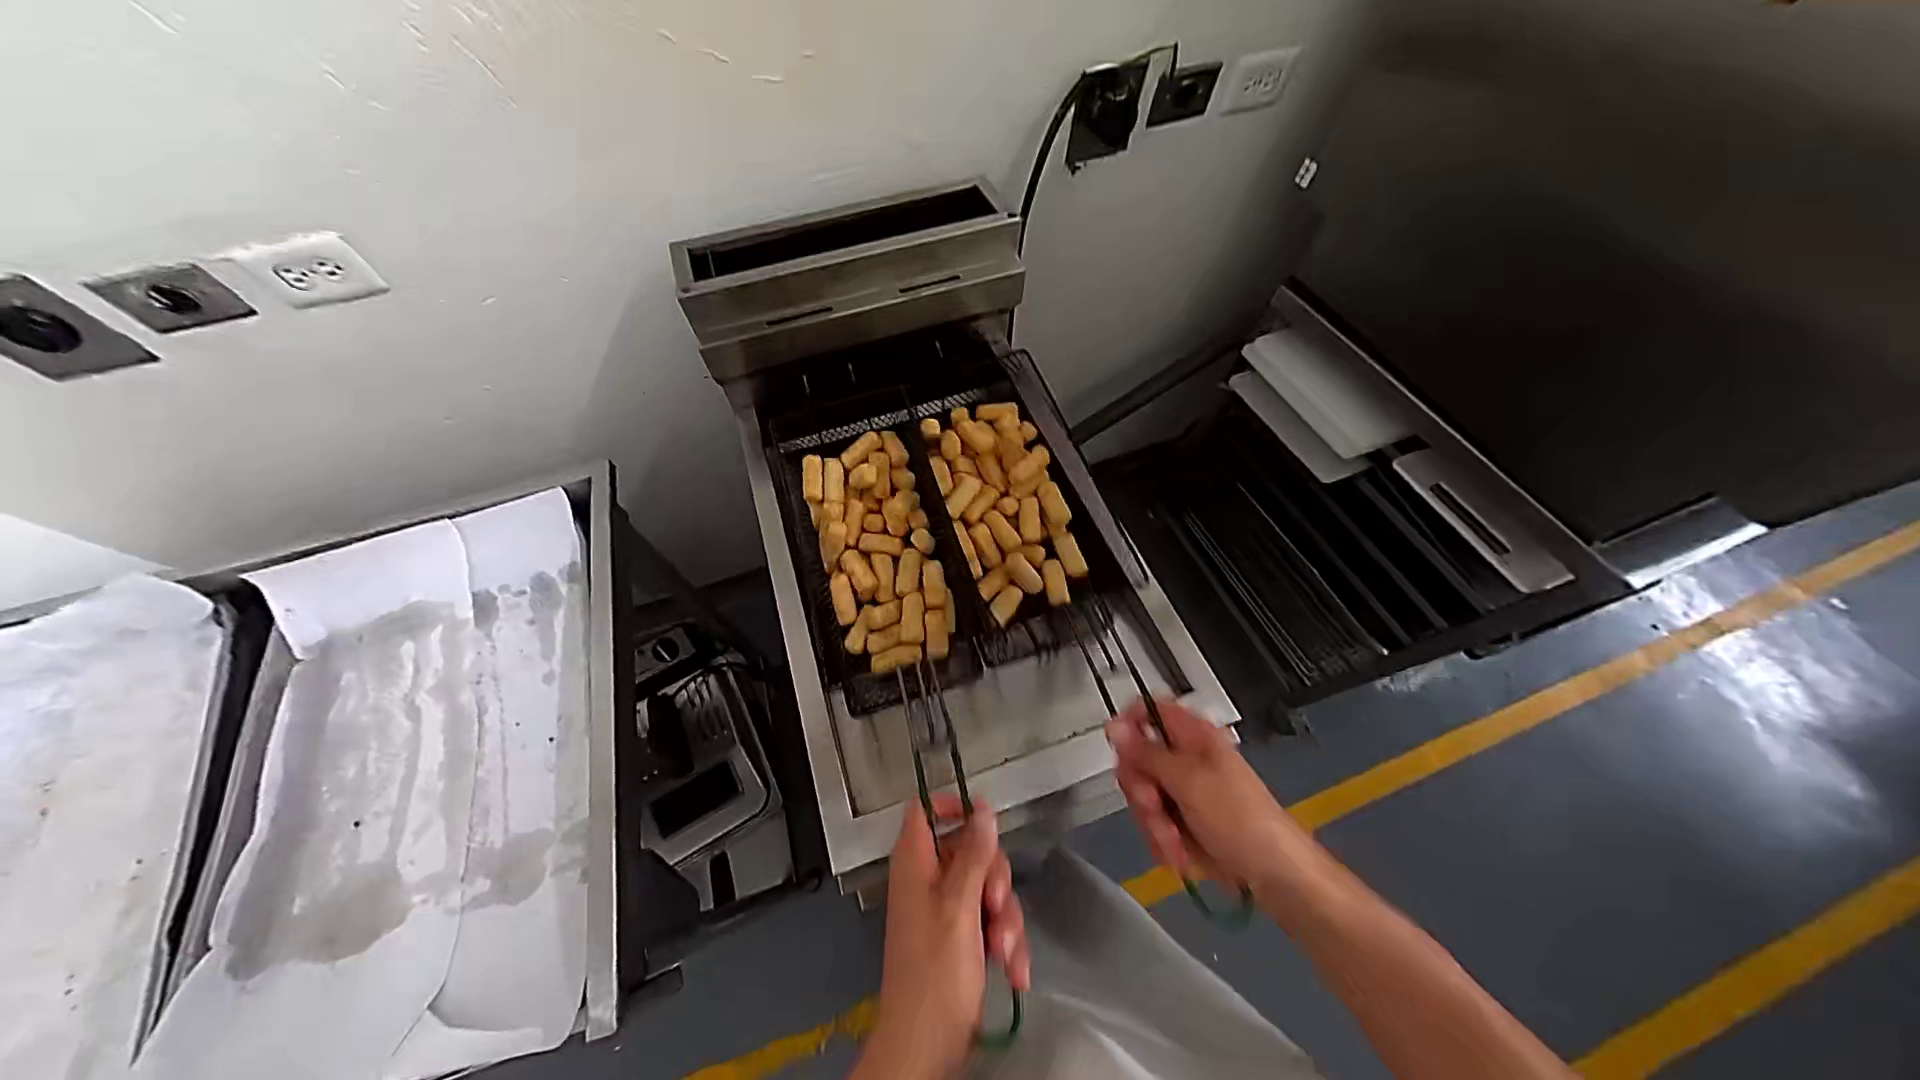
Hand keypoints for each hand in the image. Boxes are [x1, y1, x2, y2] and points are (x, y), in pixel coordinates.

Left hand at [855, 793, 1029, 1079]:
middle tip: (994, 906)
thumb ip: (973, 854)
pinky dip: (1005, 943)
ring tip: (1005, 952)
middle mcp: (928, 880)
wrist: (926, 1046)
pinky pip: (991, 921)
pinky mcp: (962, 938)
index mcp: (915, 863)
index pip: (925, 810)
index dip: (952, 807)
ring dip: (1005, 920)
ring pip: (987, 888)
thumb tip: (982, 807)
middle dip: (994, 880)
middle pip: (971, 850)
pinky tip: (1013, 970)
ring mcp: (946, 910)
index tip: (983, 823)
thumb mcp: (959, 907)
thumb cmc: (935, 973)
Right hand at [1107, 698, 1325, 905]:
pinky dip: (1162, 838)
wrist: (1272, 874)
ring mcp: (1185, 790)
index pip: (1148, 710)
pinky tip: (1179, 849)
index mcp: (1193, 736)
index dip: (1129, 725)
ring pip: (1143, 794)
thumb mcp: (1186, 781)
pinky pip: (1154, 820)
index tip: (1122, 753)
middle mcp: (1186, 758)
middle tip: (1155, 803)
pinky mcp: (1184, 819)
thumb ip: (1145, 753)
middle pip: (1138, 758)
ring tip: (1175, 837)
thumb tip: (1115, 726)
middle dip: (1142, 789)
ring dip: (1153, 821)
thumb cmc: (1241, 819)